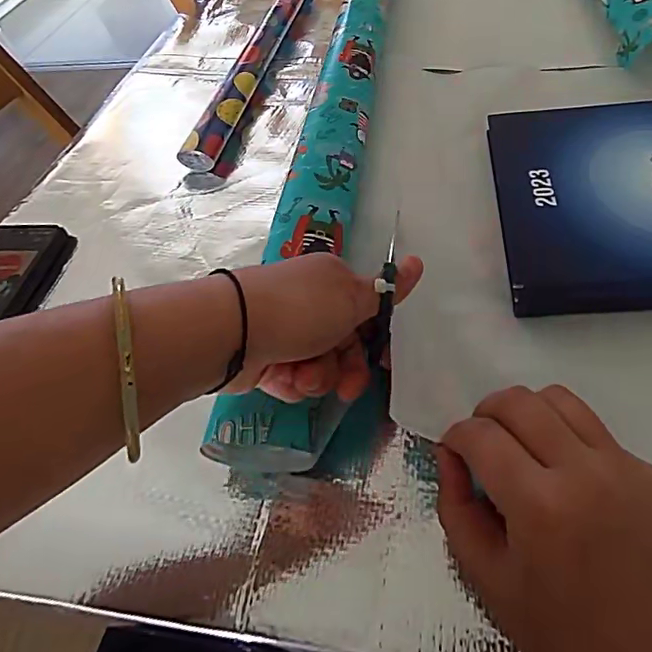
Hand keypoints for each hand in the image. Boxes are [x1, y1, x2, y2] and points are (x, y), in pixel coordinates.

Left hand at [223, 252, 422, 401]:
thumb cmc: (301, 310)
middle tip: (348, 388)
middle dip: (348, 368)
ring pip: (321, 363)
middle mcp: (311, 301)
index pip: (366, 310)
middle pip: (346, 343)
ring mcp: (287, 329)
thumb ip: (386, 291)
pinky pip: (293, 376)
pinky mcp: (266, 356)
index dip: (376, 337)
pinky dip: (292, 381)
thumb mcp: (352, 300)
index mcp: (333, 280)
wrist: (233, 331)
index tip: (383, 361)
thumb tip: (418, 262)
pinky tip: (284, 378)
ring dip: (319, 376)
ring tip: (304, 377)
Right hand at [435, 386, 651, 651]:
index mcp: (540, 507)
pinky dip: (572, 444)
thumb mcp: (490, 582)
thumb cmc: (563, 632)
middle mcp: (585, 472)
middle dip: (488, 410)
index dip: (457, 435)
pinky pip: (599, 434)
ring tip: (523, 445)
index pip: (482, 436)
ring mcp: (624, 466)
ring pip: (562, 399)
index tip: (455, 448)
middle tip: (483, 439)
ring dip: (531, 411)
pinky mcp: (650, 470)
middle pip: (521, 401)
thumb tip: (451, 454)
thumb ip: (458, 510)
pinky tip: (573, 483)